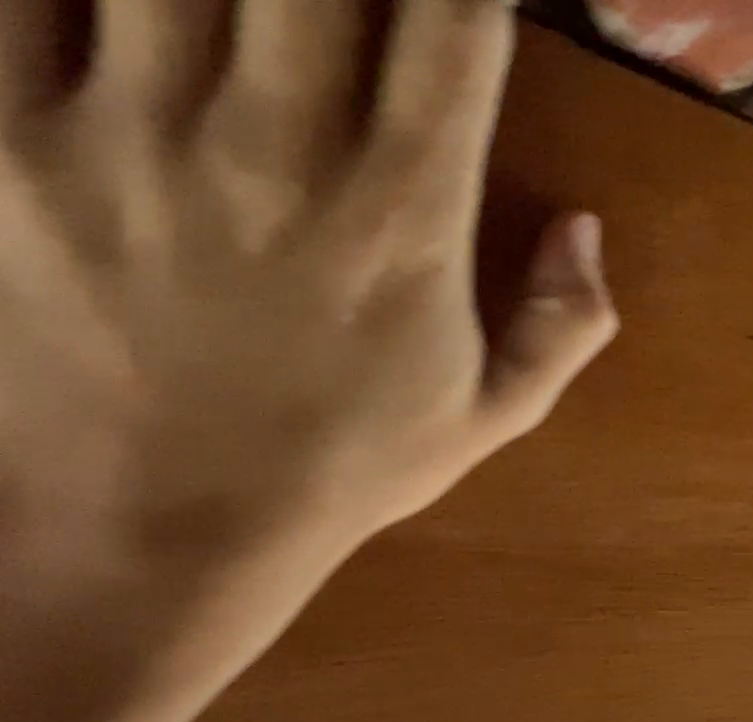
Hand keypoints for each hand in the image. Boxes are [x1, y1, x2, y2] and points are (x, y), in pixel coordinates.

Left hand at [0, 0, 616, 721]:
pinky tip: (140, 15)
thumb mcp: (494, 416)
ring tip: (285, 9)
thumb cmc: (346, 466)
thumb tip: (587, 228)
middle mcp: (279, 154)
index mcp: (405, 219)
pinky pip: (24, 1)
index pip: (452, 43)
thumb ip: (566, 325)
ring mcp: (130, 137)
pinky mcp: (5, 146)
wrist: (158, 531)